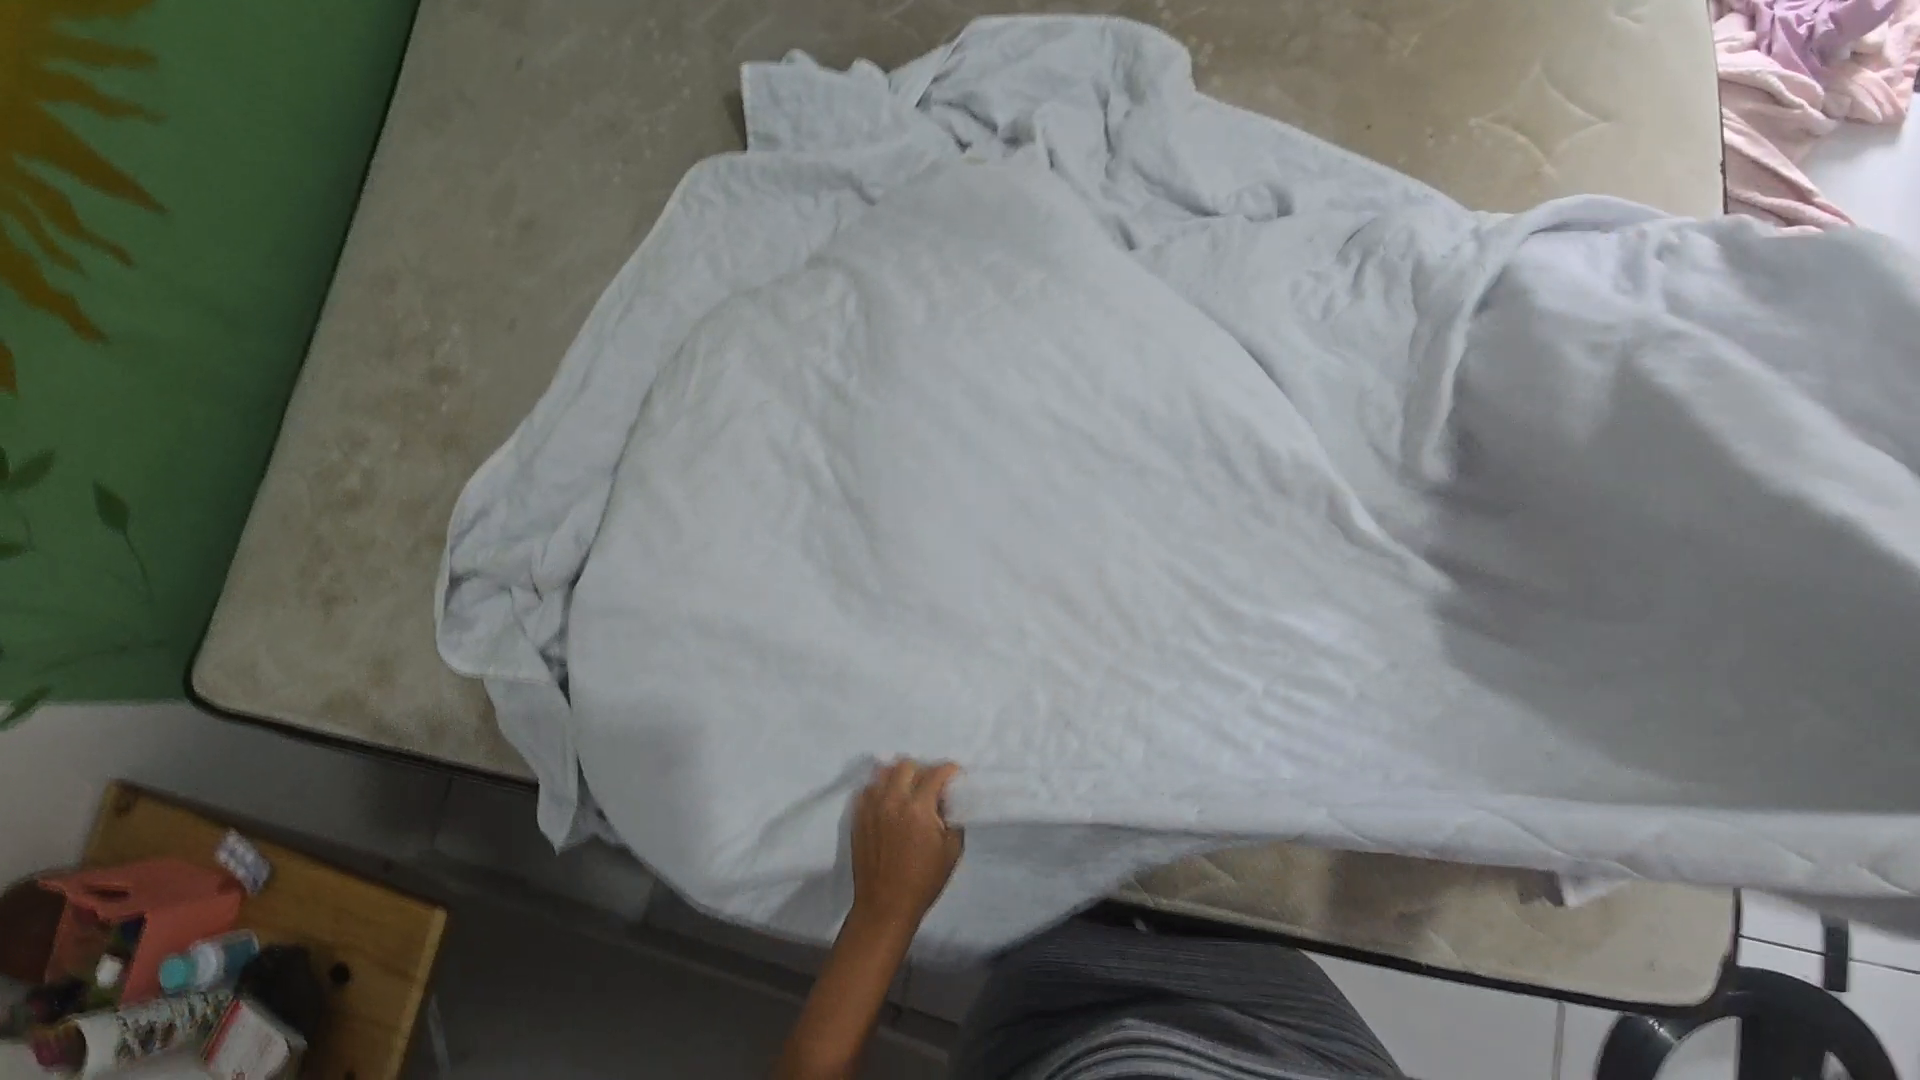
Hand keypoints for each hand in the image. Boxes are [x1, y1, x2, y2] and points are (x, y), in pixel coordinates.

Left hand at [850, 759, 963, 932]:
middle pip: (906, 765)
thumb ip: (953, 820)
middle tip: (930, 785)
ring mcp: (871, 807)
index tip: (955, 774)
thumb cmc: (923, 880)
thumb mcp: (951, 851)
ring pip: (882, 773)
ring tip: (907, 789)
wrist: (885, 904)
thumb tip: (946, 803)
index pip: (935, 773)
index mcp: (918, 808)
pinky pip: (867, 789)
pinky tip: (888, 802)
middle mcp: (892, 800)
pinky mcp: (857, 817)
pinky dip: (879, 789)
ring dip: (898, 776)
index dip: (949, 770)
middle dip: (922, 770)